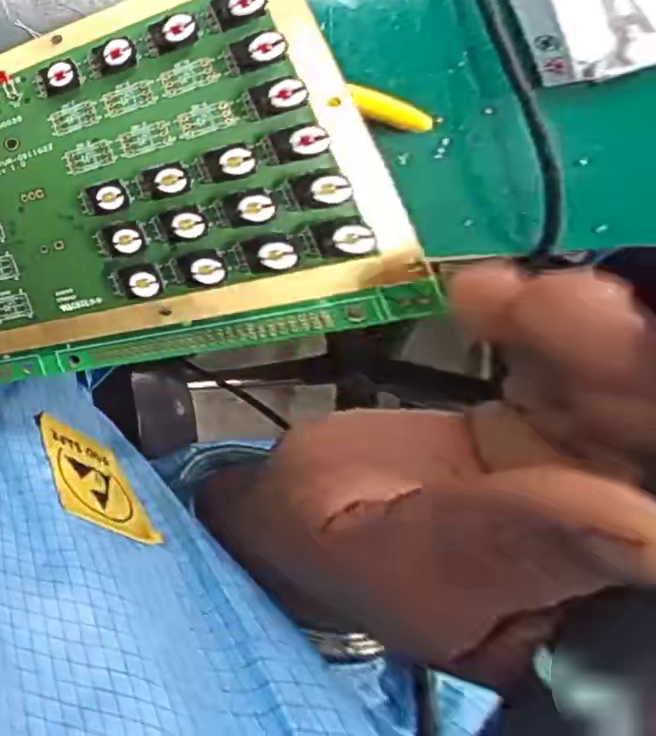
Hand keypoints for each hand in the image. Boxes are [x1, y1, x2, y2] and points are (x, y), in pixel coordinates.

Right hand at [198, 264, 655, 689]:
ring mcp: (605, 482)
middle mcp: (636, 538)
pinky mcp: (555, 430)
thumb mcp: (406, 563)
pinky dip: (537, 327)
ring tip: (549, 298)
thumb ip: (500, 546)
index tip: (633, 407)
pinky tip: (495, 295)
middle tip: (604, 320)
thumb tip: (643, 531)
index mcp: (629, 612)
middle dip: (639, 381)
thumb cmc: (338, 559)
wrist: (287, 510)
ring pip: (636, 403)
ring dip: (600, 344)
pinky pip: (568, 372)